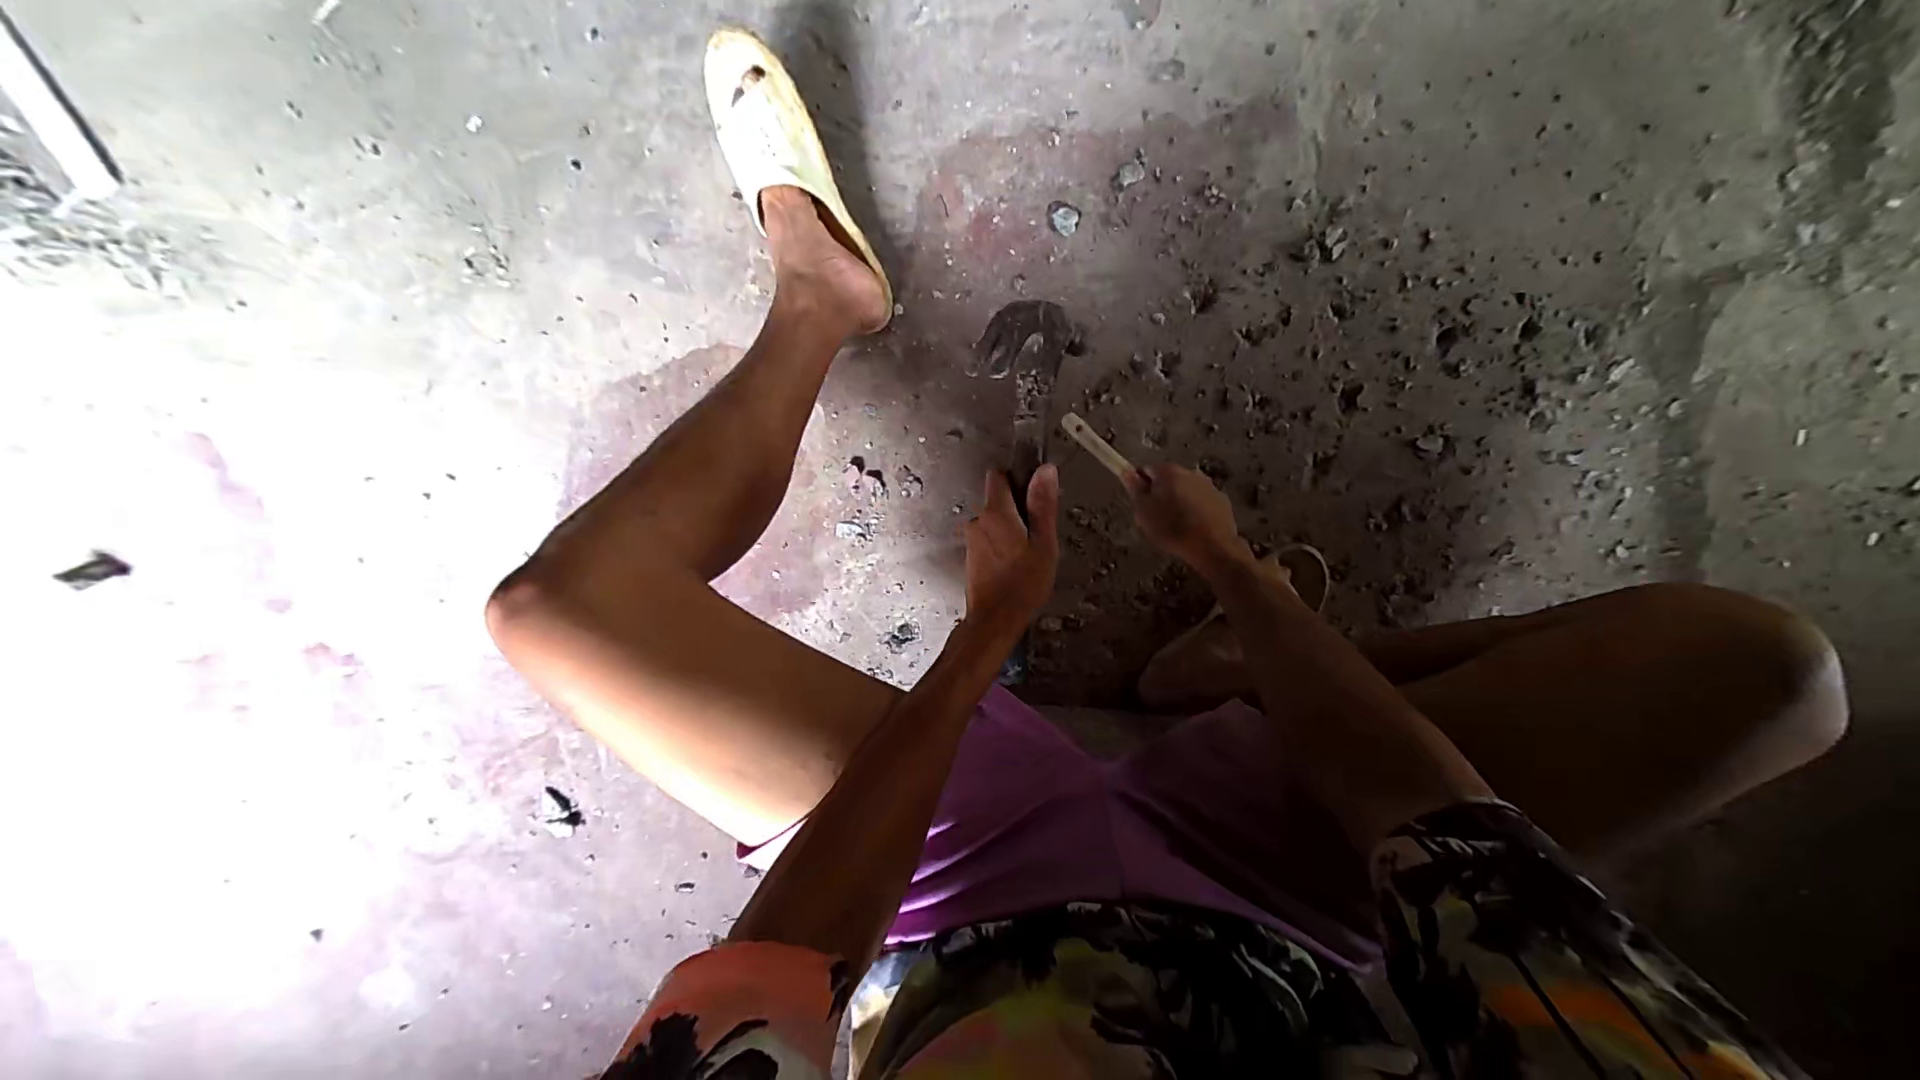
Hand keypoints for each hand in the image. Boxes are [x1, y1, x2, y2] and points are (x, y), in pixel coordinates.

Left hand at [963, 465, 1059, 633]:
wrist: (995, 619)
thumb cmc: (1022, 584)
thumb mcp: (1043, 543)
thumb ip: (1042, 505)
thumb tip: (1045, 471)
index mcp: (996, 512)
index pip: (998, 476)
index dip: (1016, 478)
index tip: (1032, 492)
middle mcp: (978, 522)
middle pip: (997, 500)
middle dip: (1017, 509)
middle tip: (1037, 532)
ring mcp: (972, 540)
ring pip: (993, 522)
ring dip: (1009, 530)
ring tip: (1028, 553)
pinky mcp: (971, 557)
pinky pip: (989, 540)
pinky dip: (1001, 545)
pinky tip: (1015, 564)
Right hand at [1122, 464, 1252, 572]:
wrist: (1211, 546)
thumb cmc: (1171, 528)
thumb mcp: (1143, 512)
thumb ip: (1135, 489)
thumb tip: (1126, 471)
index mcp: (1168, 472)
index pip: (1146, 470)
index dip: (1140, 485)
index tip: (1139, 503)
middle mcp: (1190, 472)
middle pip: (1168, 479)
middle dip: (1160, 493)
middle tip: (1155, 517)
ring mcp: (1209, 485)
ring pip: (1186, 489)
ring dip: (1179, 500)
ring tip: (1175, 524)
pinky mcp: (1222, 501)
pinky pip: (1202, 501)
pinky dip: (1195, 509)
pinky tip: (1193, 527)